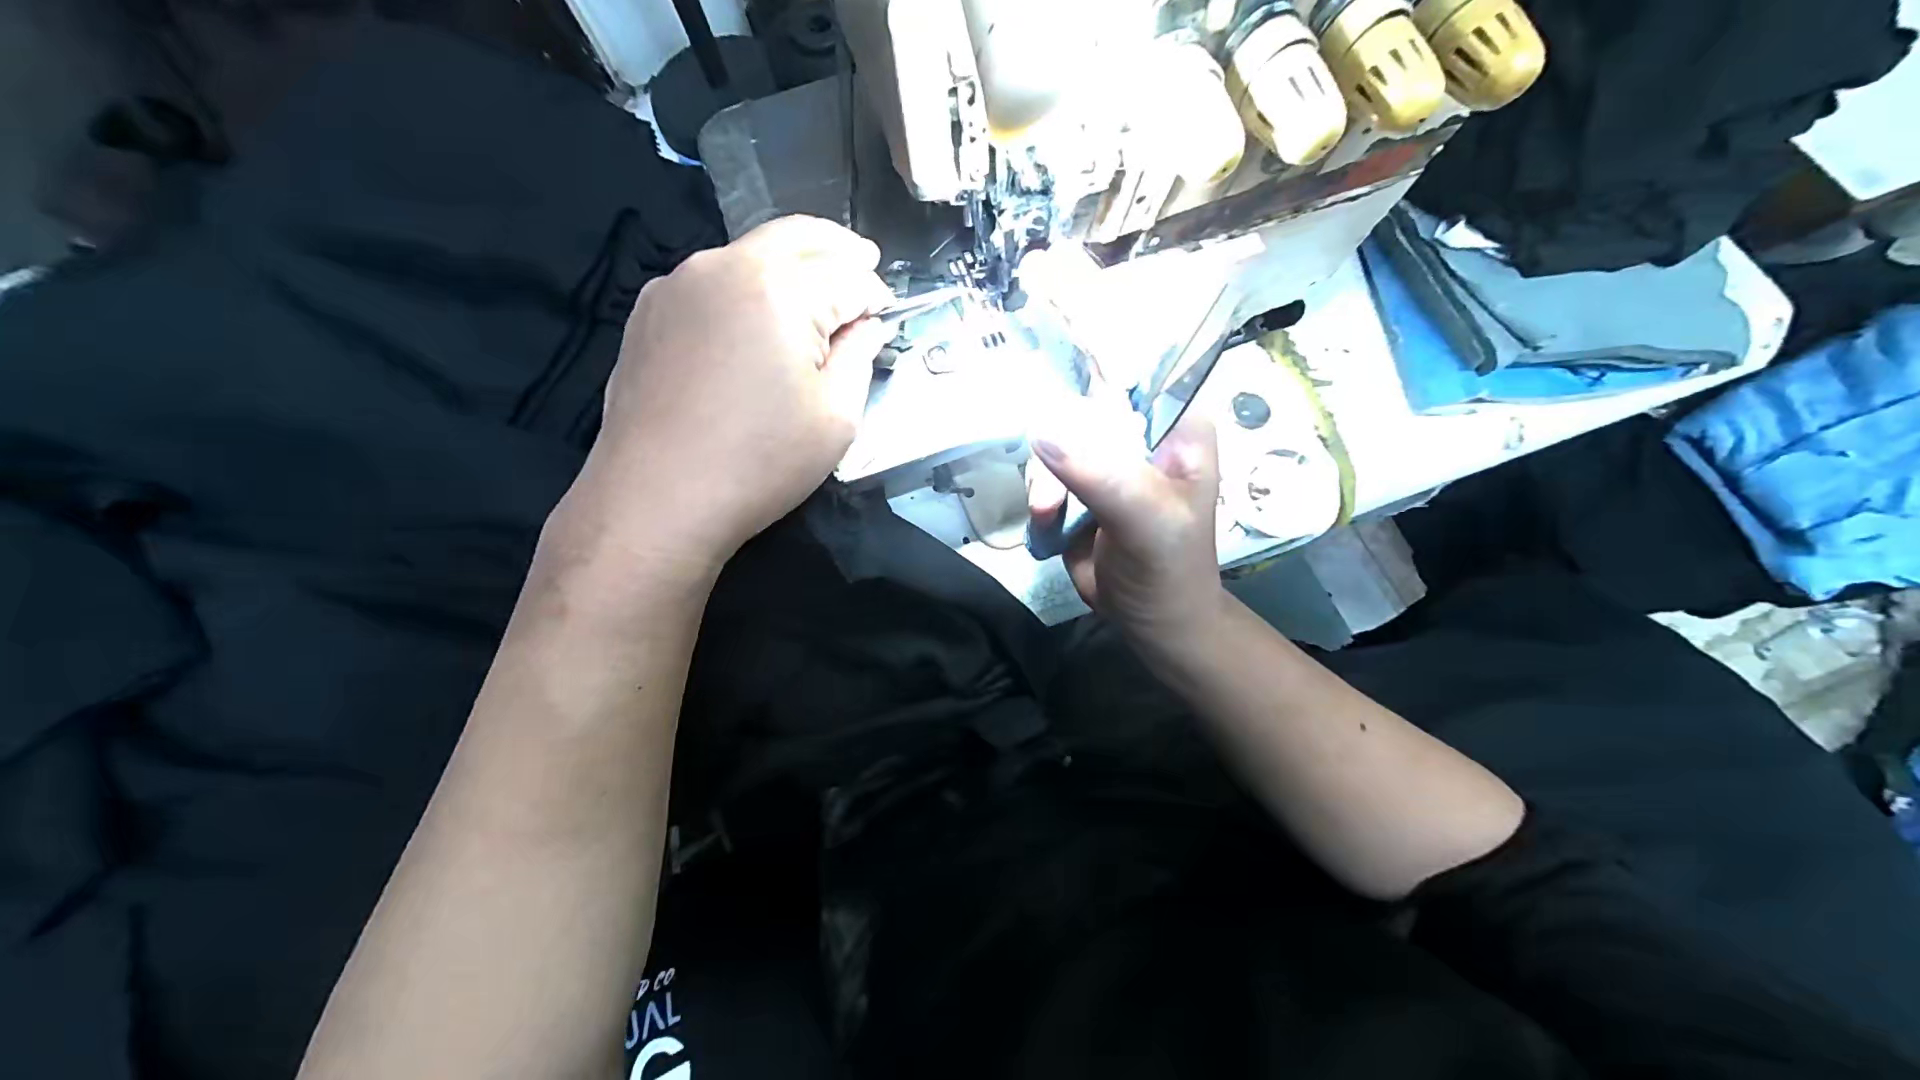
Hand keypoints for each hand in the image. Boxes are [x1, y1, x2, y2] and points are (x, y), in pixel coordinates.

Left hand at [552, 216, 893, 575]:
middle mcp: (722, 266)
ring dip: (790, 264)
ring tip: (814, 293)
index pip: (846, 274)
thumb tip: (866, 326)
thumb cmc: (759, 462)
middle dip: (838, 248)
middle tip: (863, 262)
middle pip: (796, 237)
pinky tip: (755, 322)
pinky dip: (746, 286)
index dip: (874, 293)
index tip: (885, 312)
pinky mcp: (649, 312)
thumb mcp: (836, 418)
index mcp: (777, 288)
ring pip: (749, 253)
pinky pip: (712, 281)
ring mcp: (677, 285)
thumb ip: (859, 357)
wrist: (656, 499)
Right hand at [1027, 393, 1226, 641]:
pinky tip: (1046, 525)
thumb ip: (1102, 476)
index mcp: (1178, 425)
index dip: (1090, 382)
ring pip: (1055, 443)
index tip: (1055, 407)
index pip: (1133, 377)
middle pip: (1082, 408)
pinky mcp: (1080, 488)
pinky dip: (1039, 500)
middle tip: (1051, 493)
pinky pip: (1044, 475)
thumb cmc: (1169, 570)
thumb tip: (1042, 431)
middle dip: (1058, 448)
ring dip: (1044, 482)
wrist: (1152, 622)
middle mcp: (1143, 434)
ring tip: (1047, 515)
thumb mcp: (1147, 522)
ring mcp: (1108, 461)